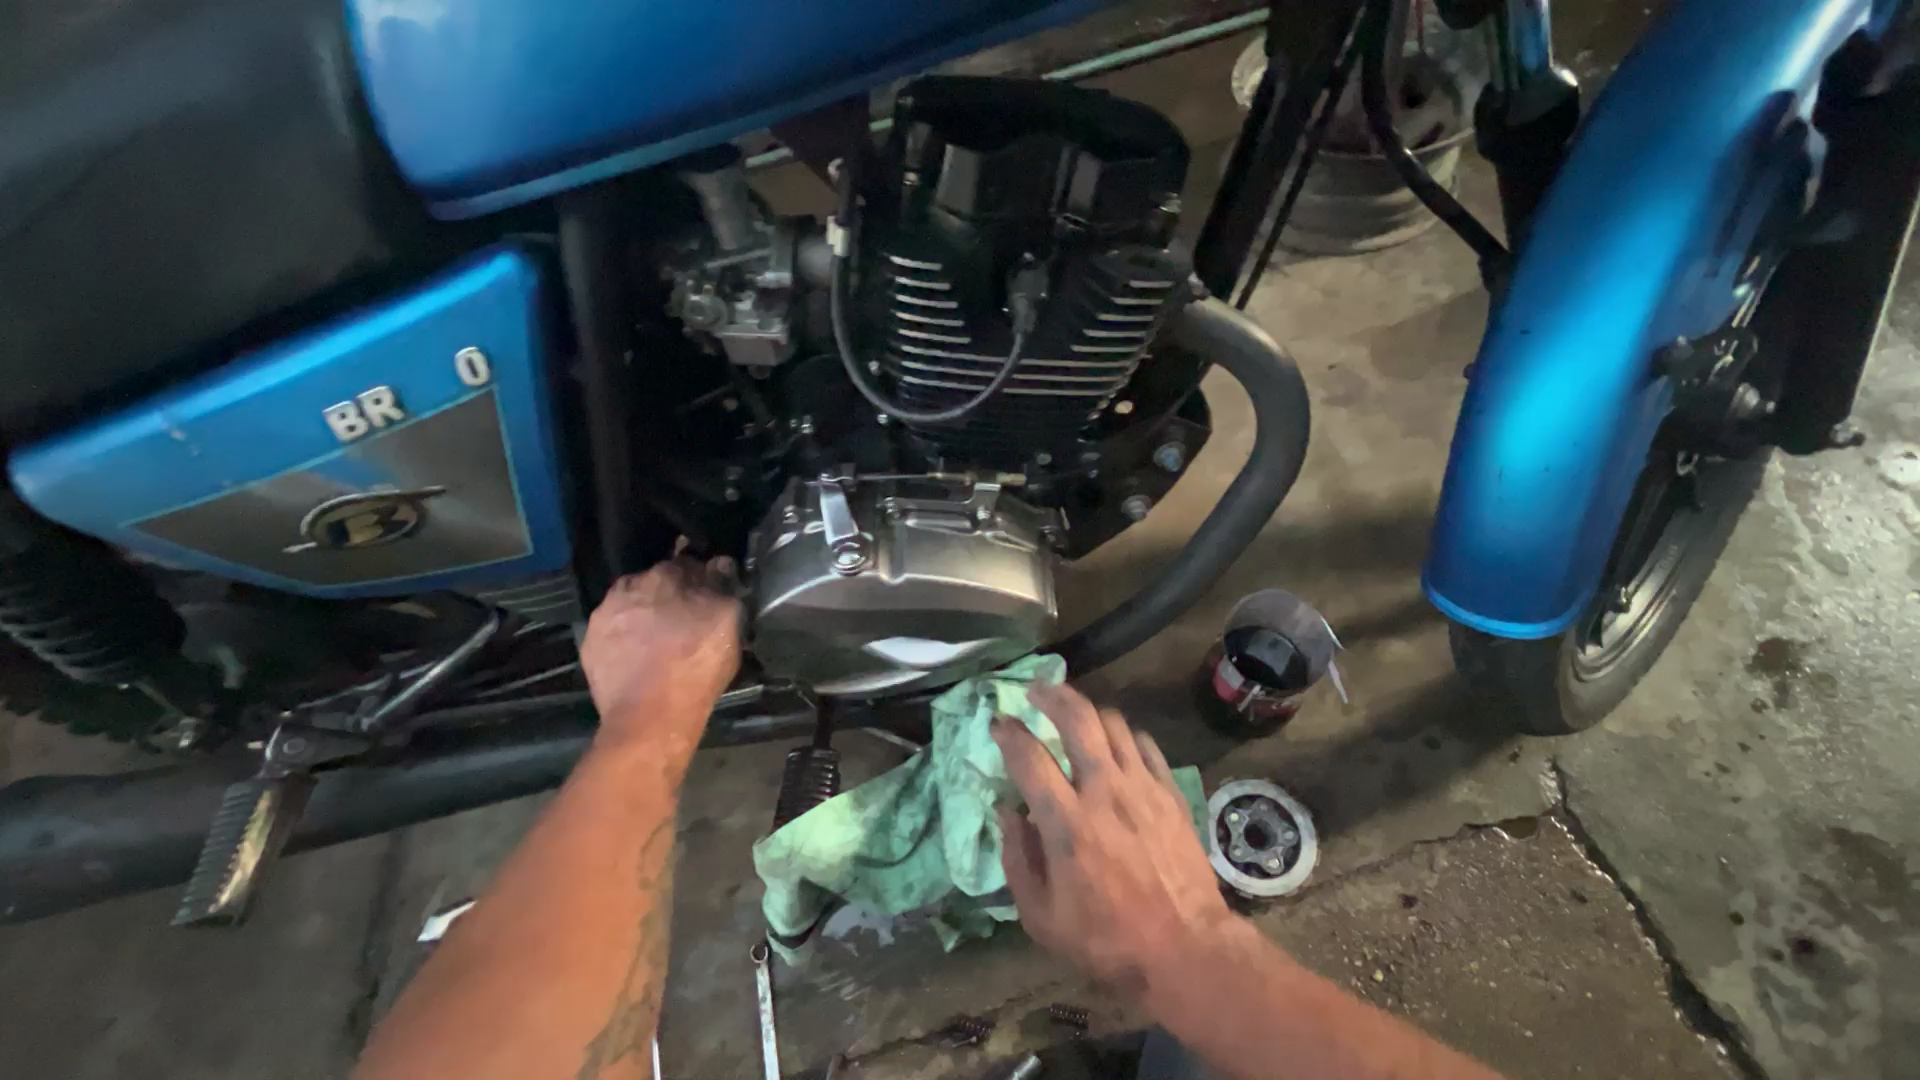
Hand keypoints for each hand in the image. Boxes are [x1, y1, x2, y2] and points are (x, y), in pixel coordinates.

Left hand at [580, 557, 741, 753]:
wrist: (651, 715)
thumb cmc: (698, 664)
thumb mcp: (729, 622)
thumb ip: (723, 585)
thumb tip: (719, 563)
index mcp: (667, 573)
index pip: (686, 563)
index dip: (699, 580)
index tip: (707, 596)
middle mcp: (629, 585)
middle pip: (654, 582)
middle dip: (668, 595)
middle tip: (685, 620)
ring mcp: (604, 614)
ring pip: (631, 606)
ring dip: (644, 614)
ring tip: (660, 641)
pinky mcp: (589, 643)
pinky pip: (613, 632)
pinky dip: (625, 638)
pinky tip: (638, 658)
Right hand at [992, 682, 1238, 998]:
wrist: (1187, 950)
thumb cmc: (1107, 940)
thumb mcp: (1041, 917)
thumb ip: (1017, 859)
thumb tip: (1007, 811)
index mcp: (1066, 823)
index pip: (1029, 756)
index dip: (1008, 732)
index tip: (998, 722)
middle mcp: (1103, 791)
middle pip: (1077, 718)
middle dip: (1051, 695)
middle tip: (1035, 690)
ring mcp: (1142, 788)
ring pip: (1113, 723)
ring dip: (1088, 711)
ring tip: (1073, 714)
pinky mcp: (1170, 793)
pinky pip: (1144, 744)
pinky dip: (1124, 735)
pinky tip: (1115, 744)